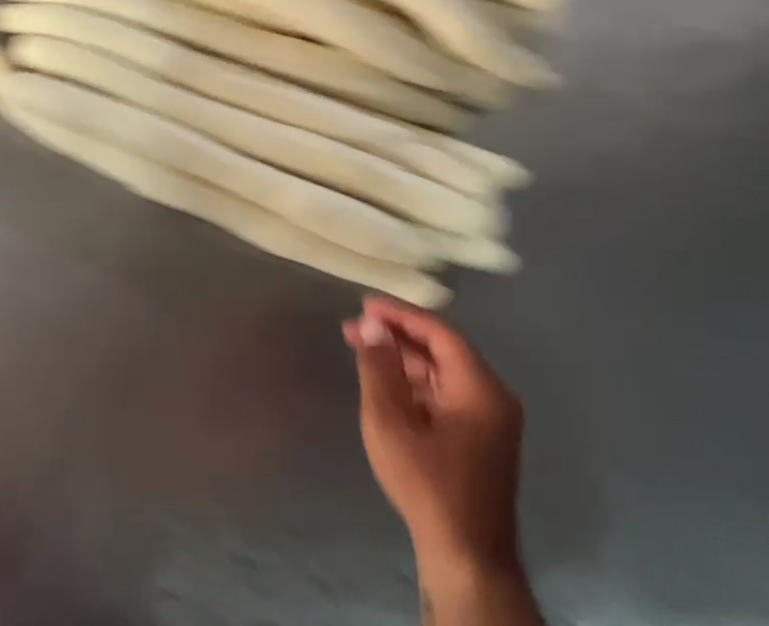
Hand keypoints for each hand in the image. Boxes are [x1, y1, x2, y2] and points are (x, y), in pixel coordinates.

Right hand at [345, 297, 524, 573]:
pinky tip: (385, 379)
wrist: (464, 546)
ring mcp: (491, 419)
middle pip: (445, 350)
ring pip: (445, 372)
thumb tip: (370, 325)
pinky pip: (447, 392)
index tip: (362, 303)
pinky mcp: (481, 437)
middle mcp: (494, 398)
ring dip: (404, 356)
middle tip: (353, 324)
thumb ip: (379, 368)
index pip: (441, 335)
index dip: (401, 314)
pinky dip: (414, 378)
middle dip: (399, 333)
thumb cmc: (424, 479)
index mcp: (480, 390)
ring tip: (361, 346)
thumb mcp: (390, 419)